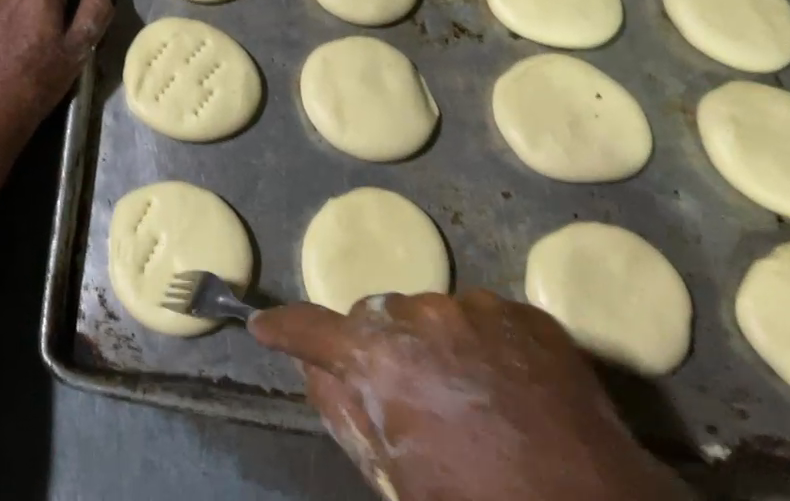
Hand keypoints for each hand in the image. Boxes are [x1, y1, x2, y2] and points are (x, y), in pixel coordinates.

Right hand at [250, 291, 691, 500]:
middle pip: (374, 316)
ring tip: (460, 390)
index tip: (264, 327)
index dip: (283, 328)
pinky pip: (479, 315)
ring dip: (428, 341)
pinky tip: (500, 384)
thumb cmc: (476, 500)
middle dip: (376, 346)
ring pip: (428, 312)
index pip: (309, 327)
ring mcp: (477, 308)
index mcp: (378, 358)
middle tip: (401, 391)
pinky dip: (476, 341)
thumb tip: (316, 368)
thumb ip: (342, 411)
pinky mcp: (525, 312)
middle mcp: (420, 315)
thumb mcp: (393, 475)